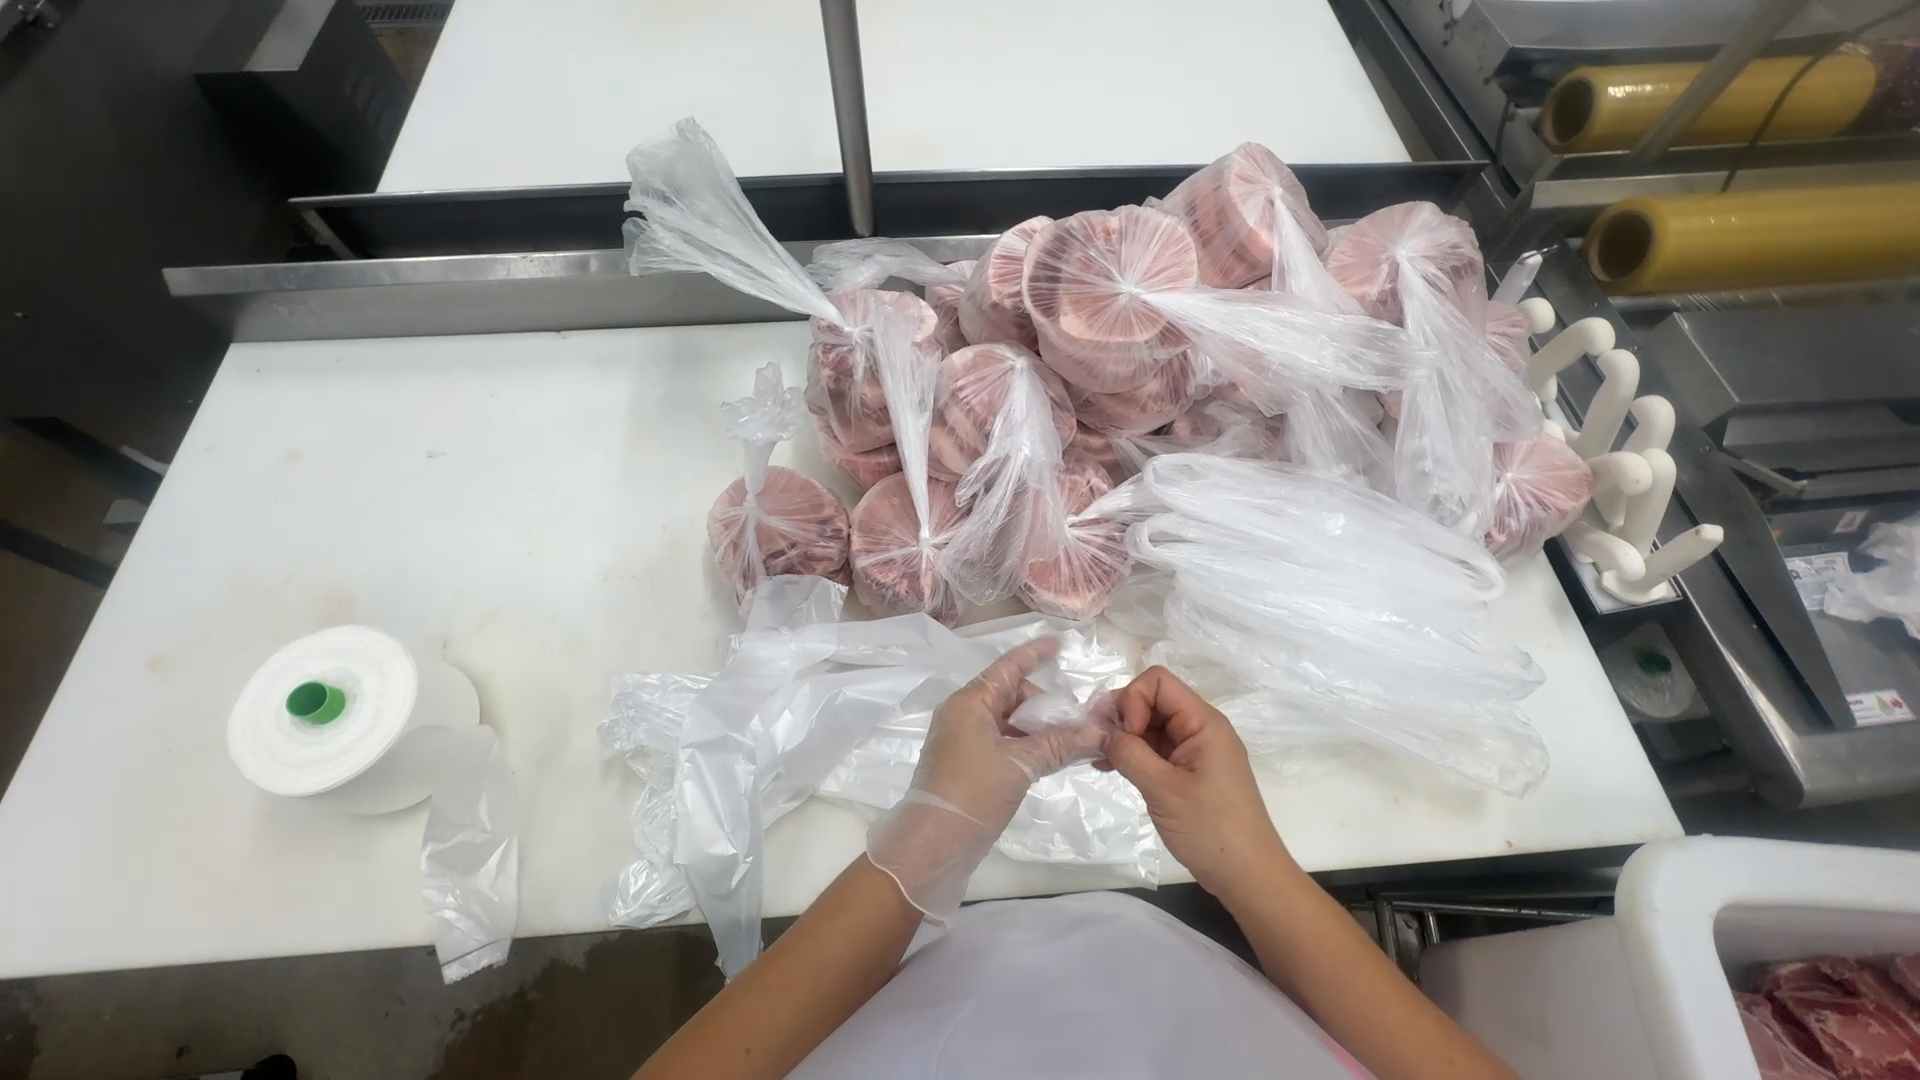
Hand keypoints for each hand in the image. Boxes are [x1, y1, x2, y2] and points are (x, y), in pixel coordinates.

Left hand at [867, 636, 1111, 921]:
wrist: (931, 846)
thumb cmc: (971, 793)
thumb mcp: (1020, 765)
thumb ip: (1059, 744)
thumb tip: (1098, 732)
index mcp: (969, 702)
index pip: (1007, 667)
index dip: (1033, 654)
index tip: (1058, 643)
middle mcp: (963, 715)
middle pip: (1011, 695)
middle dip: (1044, 704)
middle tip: (1078, 722)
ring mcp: (963, 741)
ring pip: (1008, 722)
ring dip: (1038, 729)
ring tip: (1070, 743)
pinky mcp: (967, 766)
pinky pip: (1003, 743)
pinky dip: (1026, 746)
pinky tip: (1049, 759)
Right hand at [1104, 666, 1299, 906]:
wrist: (1248, 877)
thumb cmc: (1211, 829)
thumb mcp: (1163, 790)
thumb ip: (1129, 754)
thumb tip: (1099, 731)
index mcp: (1203, 723)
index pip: (1158, 681)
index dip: (1133, 700)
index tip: (1126, 735)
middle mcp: (1200, 728)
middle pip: (1152, 700)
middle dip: (1122, 716)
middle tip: (1098, 744)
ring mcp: (1194, 750)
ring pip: (1150, 725)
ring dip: (1123, 736)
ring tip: (1099, 758)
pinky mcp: (1188, 771)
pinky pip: (1155, 748)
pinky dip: (1132, 753)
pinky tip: (1109, 768)